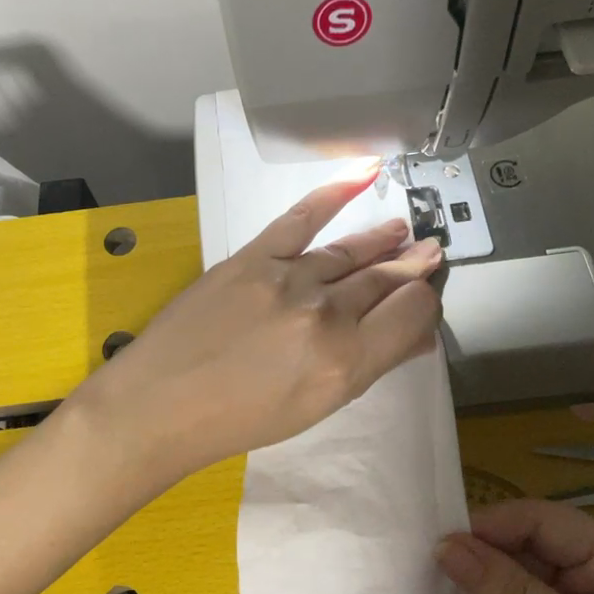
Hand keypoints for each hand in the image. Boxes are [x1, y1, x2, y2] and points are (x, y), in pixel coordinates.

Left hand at [70, 169, 443, 477]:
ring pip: (350, 251)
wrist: (162, 401)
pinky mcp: (252, 257)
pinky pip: (302, 217)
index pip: (411, 312)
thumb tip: (417, 336)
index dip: (424, 305)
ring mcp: (287, 278)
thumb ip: (370, 366)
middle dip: (412, 268)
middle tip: (431, 255)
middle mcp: (325, 313)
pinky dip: (334, 193)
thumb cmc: (240, 419)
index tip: (422, 302)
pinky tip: (363, 175)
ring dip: (382, 241)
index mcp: (345, 361)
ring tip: (404, 233)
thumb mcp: (317, 407)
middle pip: (385, 279)